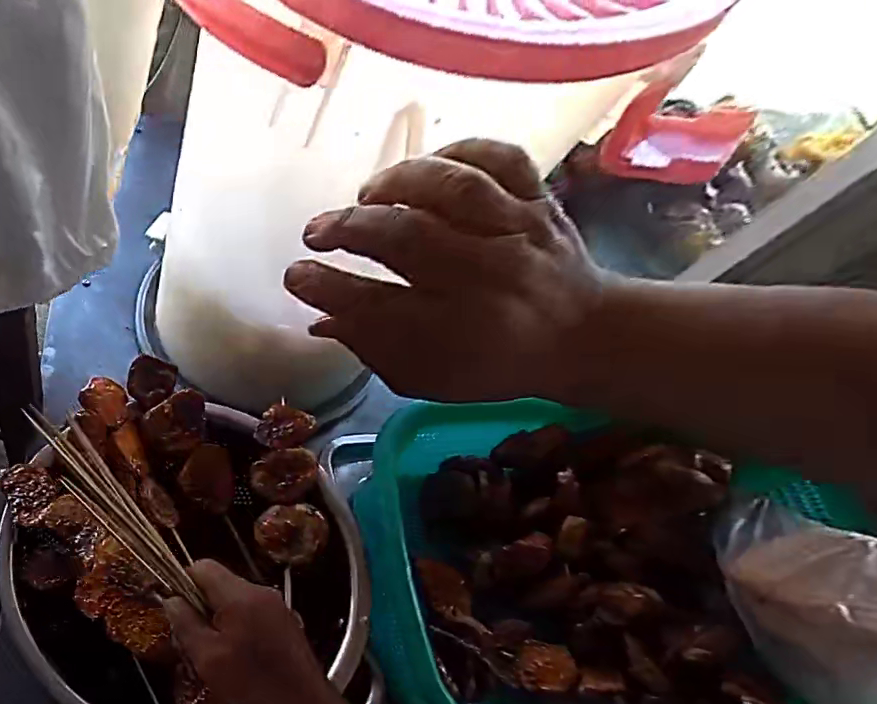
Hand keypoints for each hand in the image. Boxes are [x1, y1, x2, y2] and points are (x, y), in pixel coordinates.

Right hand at [162, 560, 345, 703]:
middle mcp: (260, 591)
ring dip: (218, 616)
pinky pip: (250, 610)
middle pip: (219, 582)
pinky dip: (237, 624)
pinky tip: (237, 653)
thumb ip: (185, 623)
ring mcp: (275, 604)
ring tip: (214, 649)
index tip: (177, 609)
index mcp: (239, 595)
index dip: (182, 582)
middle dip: (200, 603)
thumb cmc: (252, 682)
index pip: (202, 566)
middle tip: (193, 635)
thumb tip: (171, 600)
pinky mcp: (284, 619)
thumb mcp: (207, 657)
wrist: (304, 703)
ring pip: (233, 597)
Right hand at [283, 139, 607, 403]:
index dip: (327, 288)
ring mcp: (515, 231)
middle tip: (314, 232)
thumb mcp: (426, 378)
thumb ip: (374, 351)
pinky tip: (424, 166)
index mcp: (452, 332)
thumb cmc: (491, 366)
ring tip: (364, 195)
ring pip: (451, 188)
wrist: (582, 336)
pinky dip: (456, 151)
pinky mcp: (538, 199)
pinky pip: (499, 156)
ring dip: (395, 184)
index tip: (295, 276)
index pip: (374, 305)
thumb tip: (321, 320)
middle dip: (348, 230)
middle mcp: (483, 278)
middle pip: (406, 239)